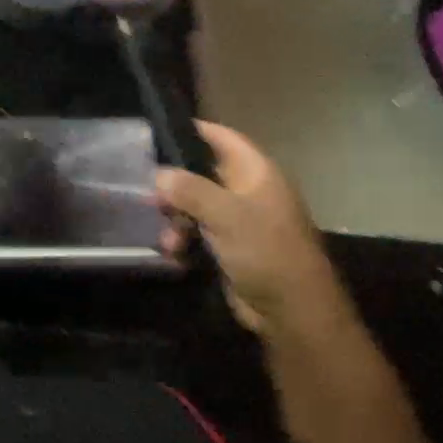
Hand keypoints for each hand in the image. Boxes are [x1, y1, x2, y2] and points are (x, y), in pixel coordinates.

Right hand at [156, 122, 346, 333]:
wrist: (293, 311)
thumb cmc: (265, 250)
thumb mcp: (225, 214)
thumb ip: (190, 189)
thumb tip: (159, 175)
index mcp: (256, 172)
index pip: (221, 137)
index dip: (192, 130)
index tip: (156, 133)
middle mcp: (248, 190)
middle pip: (203, 172)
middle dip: (175, 184)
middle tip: (149, 195)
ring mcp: (241, 220)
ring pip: (197, 205)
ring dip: (177, 218)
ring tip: (167, 238)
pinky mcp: (232, 247)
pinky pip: (200, 232)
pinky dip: (185, 238)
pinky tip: (174, 252)